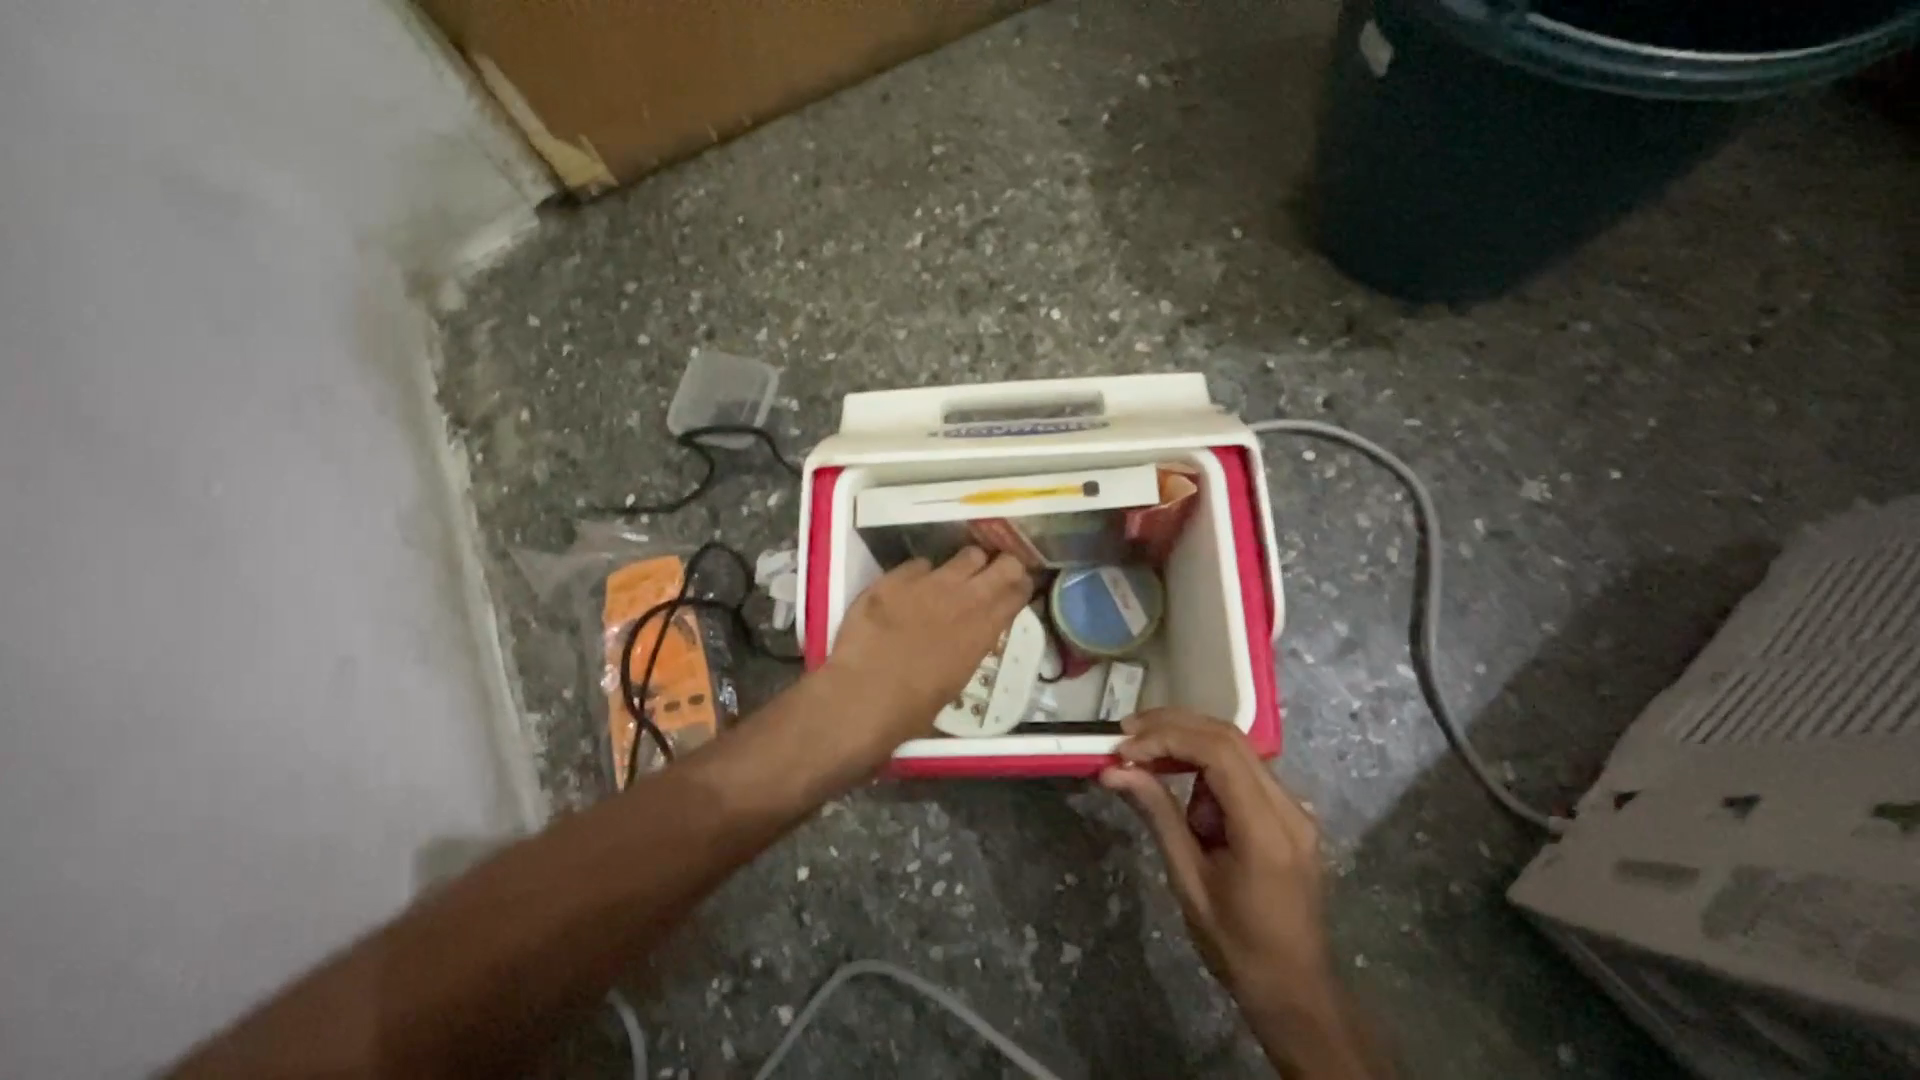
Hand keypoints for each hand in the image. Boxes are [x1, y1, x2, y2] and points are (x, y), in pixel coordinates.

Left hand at [824, 548, 1032, 747]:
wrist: (863, 695)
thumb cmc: (913, 706)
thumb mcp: (957, 681)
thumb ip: (970, 647)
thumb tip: (970, 635)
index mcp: (984, 629)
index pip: (1018, 591)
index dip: (1021, 586)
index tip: (1017, 587)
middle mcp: (965, 598)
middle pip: (1003, 563)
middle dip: (1003, 566)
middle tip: (995, 574)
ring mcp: (930, 582)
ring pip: (966, 554)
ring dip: (966, 565)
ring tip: (955, 578)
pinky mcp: (896, 577)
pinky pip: (919, 564)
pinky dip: (920, 574)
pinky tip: (910, 590)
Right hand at [1100, 709, 1332, 1011]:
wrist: (1294, 988)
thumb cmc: (1236, 945)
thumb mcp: (1188, 881)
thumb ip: (1157, 815)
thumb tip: (1115, 771)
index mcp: (1266, 828)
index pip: (1218, 752)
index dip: (1166, 738)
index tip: (1123, 748)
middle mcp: (1289, 806)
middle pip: (1230, 738)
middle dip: (1174, 727)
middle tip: (1125, 734)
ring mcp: (1295, 808)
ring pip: (1237, 750)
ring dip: (1187, 746)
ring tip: (1144, 764)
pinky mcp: (1289, 815)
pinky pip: (1244, 773)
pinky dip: (1206, 768)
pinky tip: (1179, 787)